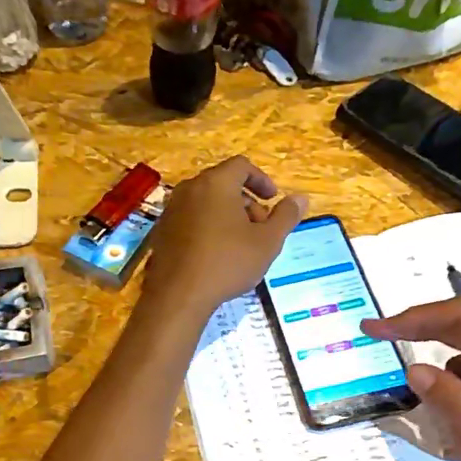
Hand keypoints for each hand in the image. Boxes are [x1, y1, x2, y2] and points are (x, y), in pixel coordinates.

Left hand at [142, 156, 308, 316]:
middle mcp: (189, 190)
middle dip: (246, 202)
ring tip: (240, 244)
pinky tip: (215, 255)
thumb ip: (285, 217)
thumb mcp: (267, 242)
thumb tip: (300, 198)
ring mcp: (171, 211)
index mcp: (215, 183)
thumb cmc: (227, 263)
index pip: (241, 165)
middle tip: (260, 228)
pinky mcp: (161, 232)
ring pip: (205, 203)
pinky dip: (206, 227)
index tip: (272, 198)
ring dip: (226, 216)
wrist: (178, 295)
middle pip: (223, 184)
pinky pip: (190, 220)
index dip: (261, 179)